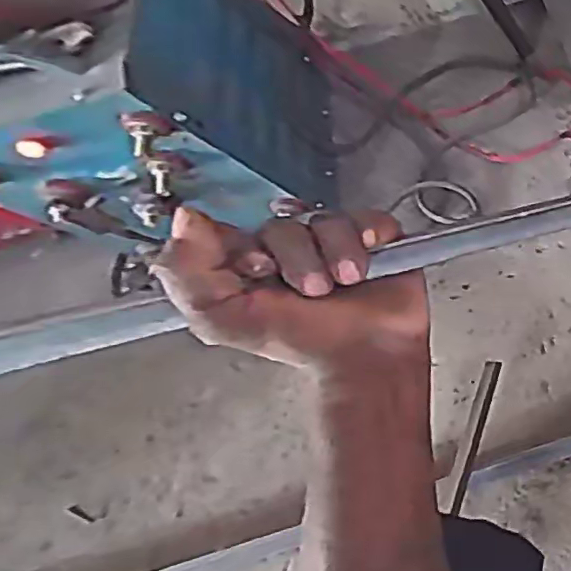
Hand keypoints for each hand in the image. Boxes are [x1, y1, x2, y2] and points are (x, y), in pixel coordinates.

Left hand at [152, 206, 428, 372]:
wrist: (373, 354)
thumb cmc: (307, 342)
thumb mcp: (224, 319)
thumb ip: (189, 272)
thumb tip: (187, 215)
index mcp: (253, 265)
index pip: (236, 228)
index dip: (244, 243)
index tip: (260, 270)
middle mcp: (295, 249)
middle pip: (284, 223)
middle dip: (296, 256)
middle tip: (314, 289)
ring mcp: (341, 242)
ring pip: (327, 219)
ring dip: (336, 251)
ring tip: (348, 281)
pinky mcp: (382, 240)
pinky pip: (370, 218)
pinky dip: (368, 235)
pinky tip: (370, 262)